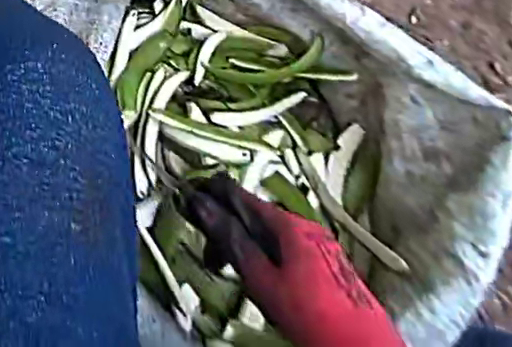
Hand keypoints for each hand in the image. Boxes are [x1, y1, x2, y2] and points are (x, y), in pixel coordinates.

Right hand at [184, 176, 403, 346]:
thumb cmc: (313, 318)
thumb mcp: (264, 280)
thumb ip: (231, 239)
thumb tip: (198, 202)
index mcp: (288, 224)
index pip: (238, 194)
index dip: (208, 193)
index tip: (184, 199)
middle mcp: (304, 226)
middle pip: (253, 214)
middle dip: (225, 225)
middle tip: (208, 253)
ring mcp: (320, 246)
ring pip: (268, 233)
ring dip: (244, 243)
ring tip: (230, 269)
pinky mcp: (328, 266)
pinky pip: (284, 248)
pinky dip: (264, 254)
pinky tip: (259, 276)